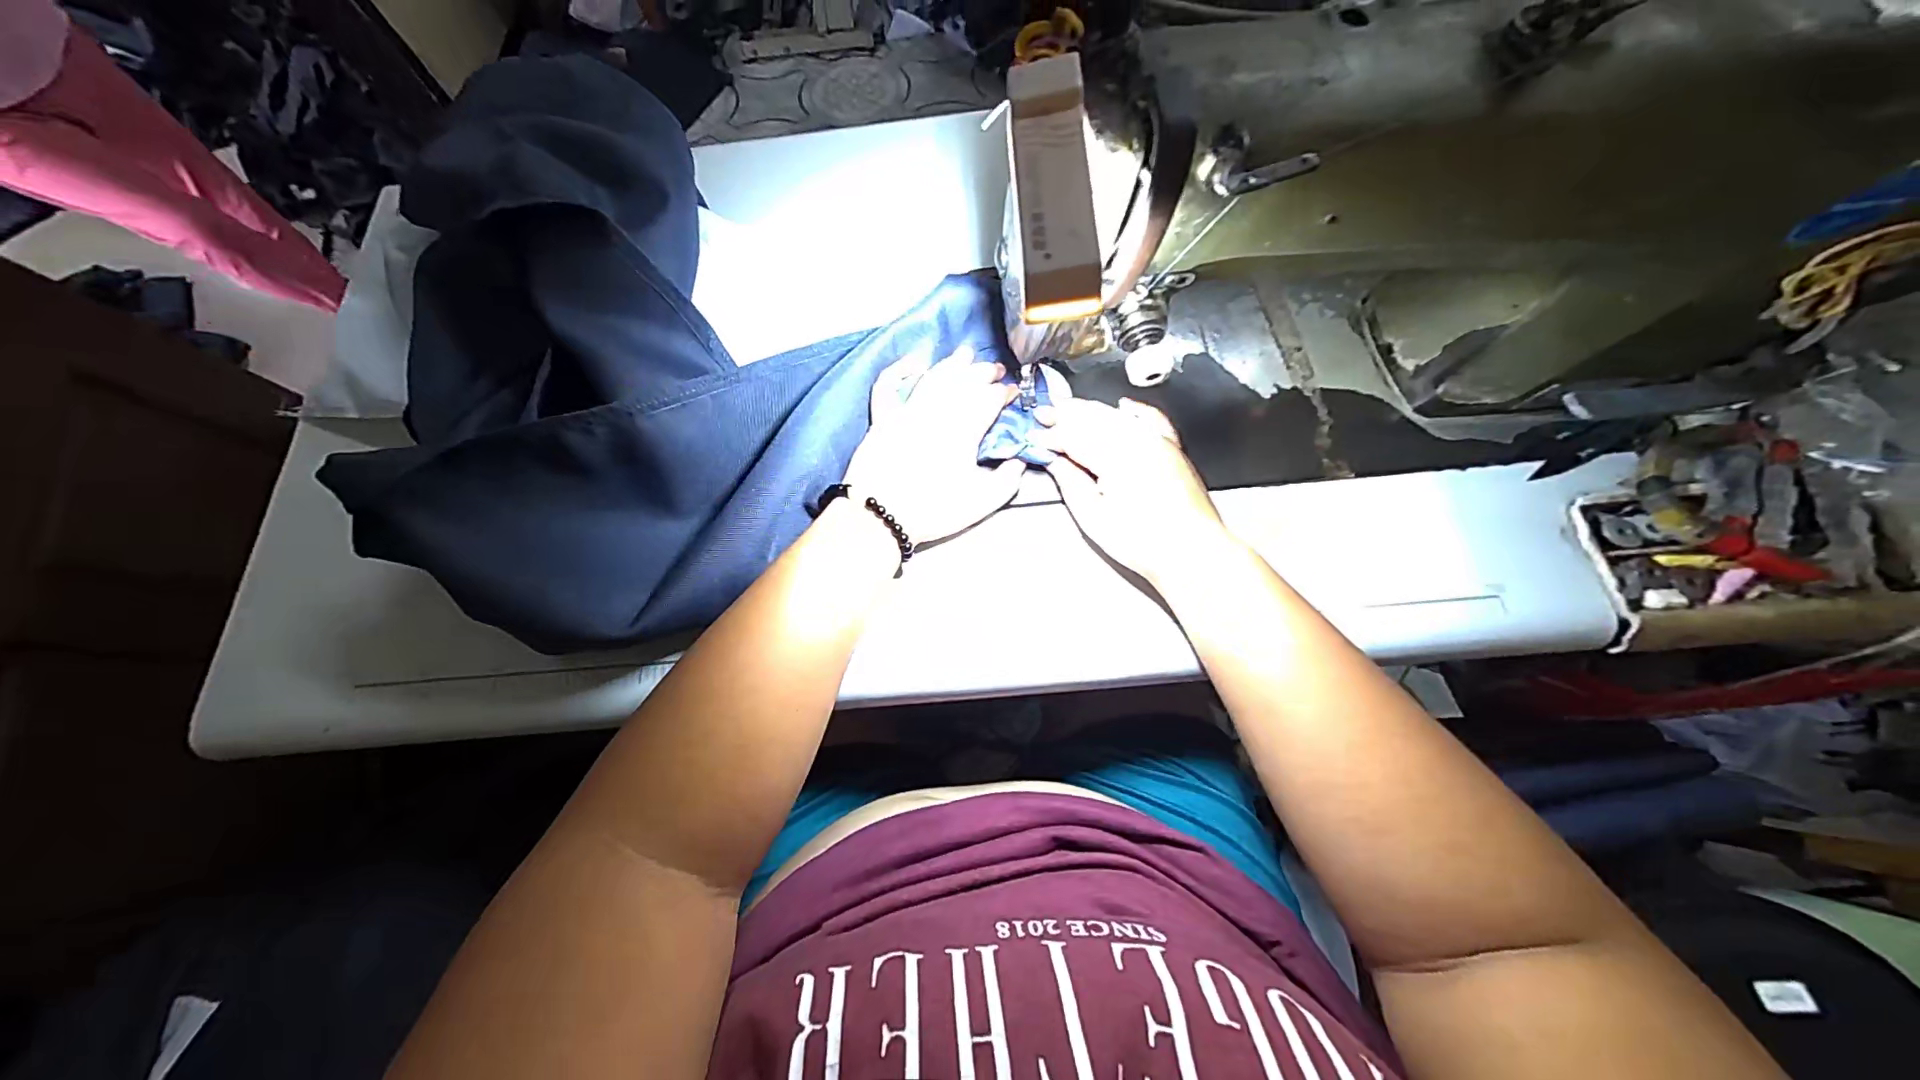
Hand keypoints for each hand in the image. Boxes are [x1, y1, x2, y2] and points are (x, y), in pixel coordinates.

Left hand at [841, 345, 1026, 546]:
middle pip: (964, 381)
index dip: (1003, 393)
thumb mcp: (981, 502)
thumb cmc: (932, 510)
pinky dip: (900, 370)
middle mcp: (936, 411)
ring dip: (952, 364)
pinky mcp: (882, 418)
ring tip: (965, 355)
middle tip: (996, 370)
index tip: (1012, 393)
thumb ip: (1007, 481)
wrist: (879, 515)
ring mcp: (907, 411)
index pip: (989, 399)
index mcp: (964, 428)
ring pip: (933, 377)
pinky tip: (913, 364)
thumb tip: (1017, 463)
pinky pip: (889, 385)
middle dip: (983, 372)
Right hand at [1036, 398, 1237, 585]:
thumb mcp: (1093, 516)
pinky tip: (1124, 406)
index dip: (1050, 434)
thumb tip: (1054, 461)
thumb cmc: (1146, 543)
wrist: (1192, 552)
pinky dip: (1133, 410)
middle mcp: (1138, 440)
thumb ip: (1070, 481)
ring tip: (1071, 409)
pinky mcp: (1172, 449)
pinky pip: (1150, 418)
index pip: (1073, 435)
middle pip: (1094, 418)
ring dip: (1091, 410)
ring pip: (1117, 414)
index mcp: (1114, 455)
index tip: (1034, 435)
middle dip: (1066, 414)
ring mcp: (1158, 441)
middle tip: (1045, 413)